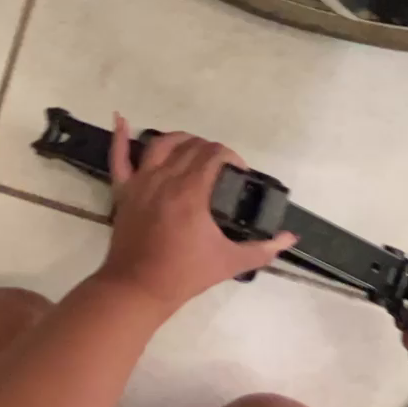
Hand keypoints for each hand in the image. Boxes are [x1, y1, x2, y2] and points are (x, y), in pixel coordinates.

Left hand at [92, 115, 297, 310]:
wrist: (139, 288)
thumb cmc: (185, 274)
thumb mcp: (230, 262)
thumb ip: (263, 249)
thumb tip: (289, 237)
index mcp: (191, 191)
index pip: (214, 155)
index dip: (231, 157)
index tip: (239, 171)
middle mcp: (165, 179)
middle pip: (191, 147)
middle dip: (210, 149)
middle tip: (221, 166)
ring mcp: (141, 182)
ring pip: (159, 144)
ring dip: (179, 139)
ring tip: (192, 145)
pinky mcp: (123, 190)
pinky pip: (118, 158)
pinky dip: (119, 137)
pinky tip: (121, 119)